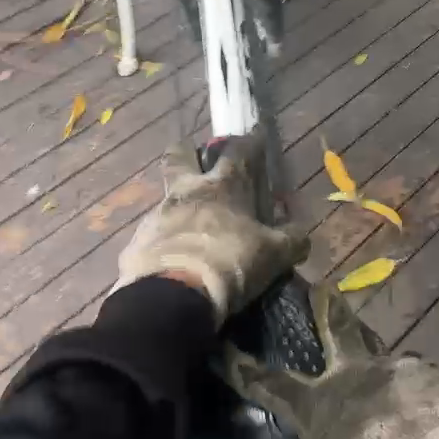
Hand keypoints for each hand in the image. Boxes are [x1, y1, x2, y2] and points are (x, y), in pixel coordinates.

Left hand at [116, 129, 307, 322]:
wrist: (172, 298)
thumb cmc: (230, 263)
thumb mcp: (274, 255)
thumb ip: (291, 241)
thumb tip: (301, 235)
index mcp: (224, 186)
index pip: (238, 149)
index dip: (249, 142)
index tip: (255, 139)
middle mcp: (187, 191)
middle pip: (179, 155)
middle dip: (188, 153)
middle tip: (201, 167)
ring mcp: (158, 215)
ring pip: (166, 197)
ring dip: (179, 206)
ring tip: (194, 232)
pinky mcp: (136, 243)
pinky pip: (153, 235)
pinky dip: (165, 244)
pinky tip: (175, 263)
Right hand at [224, 285, 438, 438]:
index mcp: (320, 405)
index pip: (271, 383)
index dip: (243, 368)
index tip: (224, 347)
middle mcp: (357, 376)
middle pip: (339, 331)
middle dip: (329, 308)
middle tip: (324, 288)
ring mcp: (400, 371)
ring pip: (386, 355)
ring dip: (382, 363)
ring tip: (386, 371)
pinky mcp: (437, 379)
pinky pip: (424, 382)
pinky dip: (421, 395)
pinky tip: (429, 410)